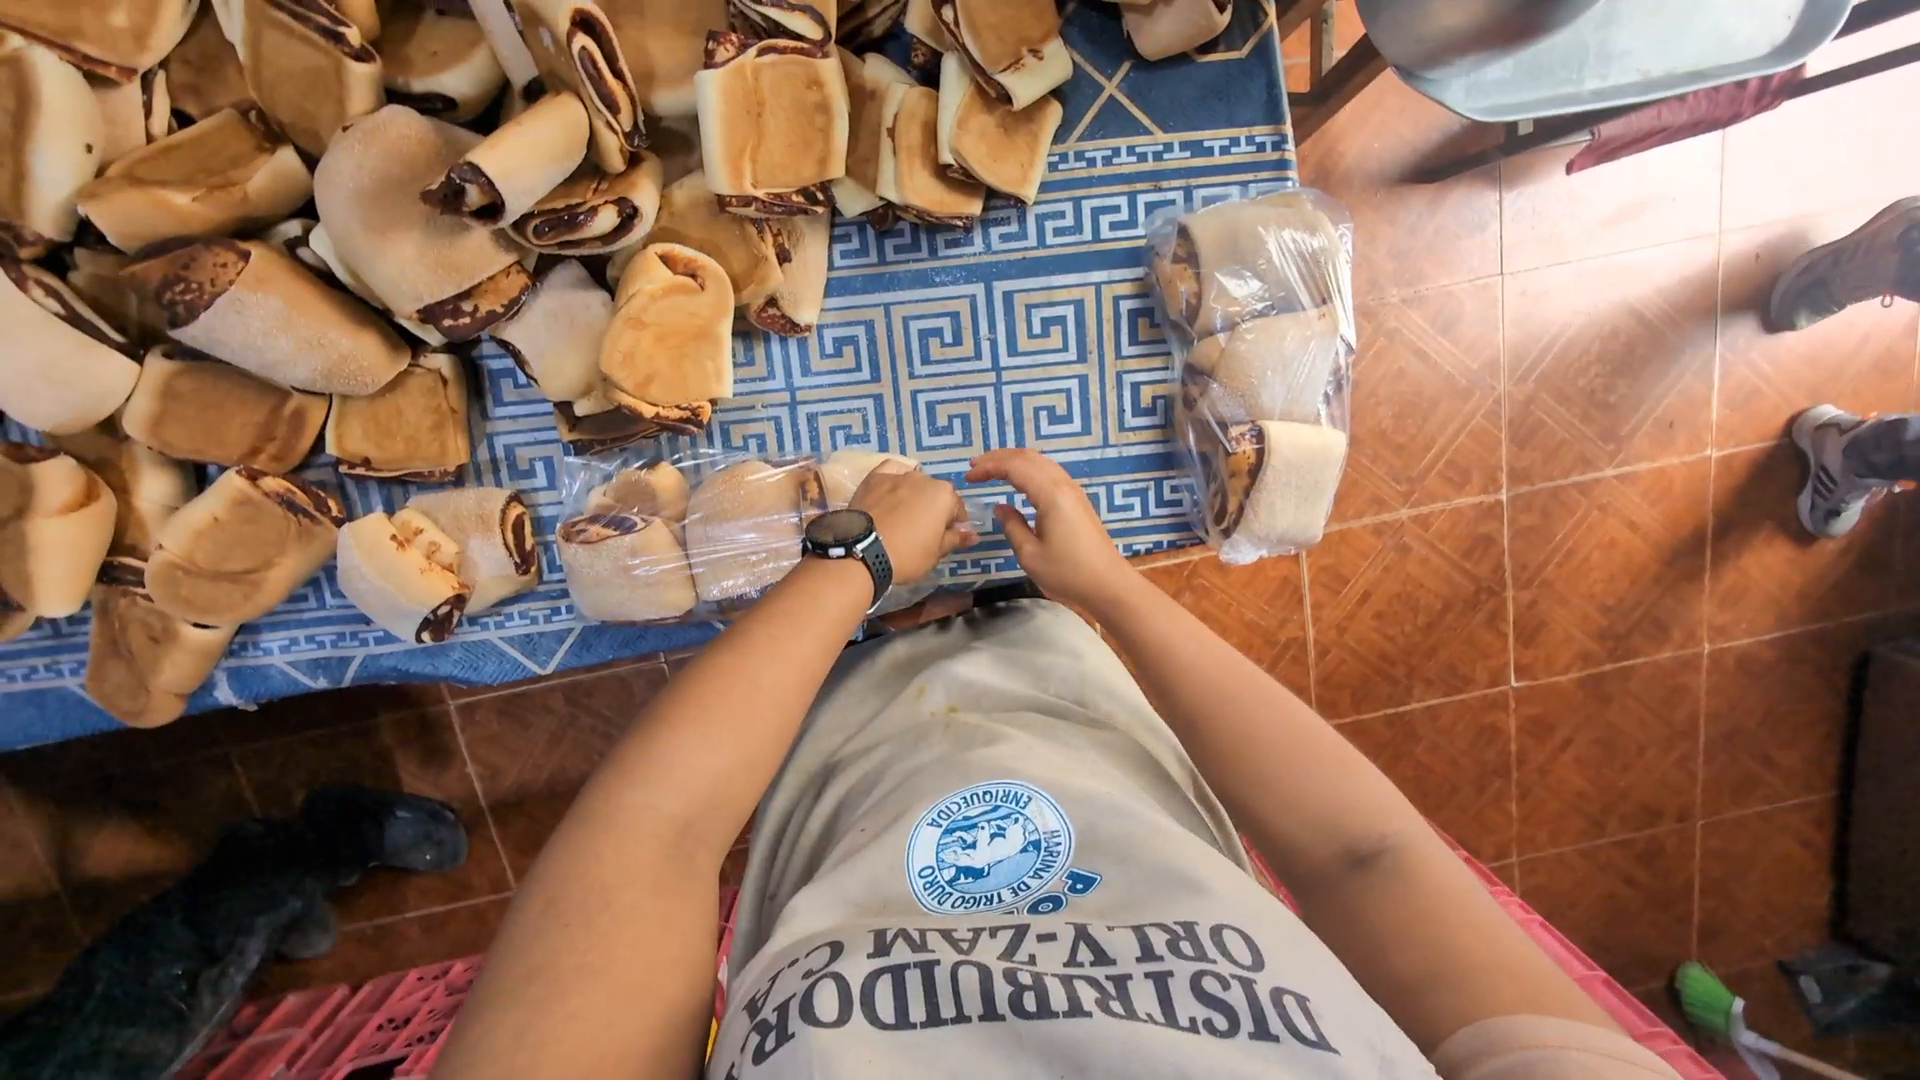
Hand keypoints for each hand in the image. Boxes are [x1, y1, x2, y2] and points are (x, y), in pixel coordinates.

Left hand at [847, 462, 976, 580]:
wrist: (862, 552)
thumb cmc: (907, 555)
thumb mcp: (936, 553)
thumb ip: (956, 539)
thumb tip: (973, 534)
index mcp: (945, 495)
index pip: (957, 509)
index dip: (953, 525)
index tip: (945, 537)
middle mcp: (924, 478)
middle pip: (935, 494)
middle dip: (933, 509)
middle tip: (922, 530)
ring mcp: (897, 475)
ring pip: (914, 483)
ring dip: (914, 495)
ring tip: (903, 514)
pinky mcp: (874, 478)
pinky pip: (891, 472)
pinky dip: (895, 479)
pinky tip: (891, 491)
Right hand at [965, 449, 1135, 615]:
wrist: (1108, 585)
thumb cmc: (1068, 573)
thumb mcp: (1030, 555)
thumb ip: (1012, 526)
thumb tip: (1000, 508)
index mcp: (1051, 495)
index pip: (1015, 466)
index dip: (989, 467)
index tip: (969, 477)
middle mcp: (1063, 485)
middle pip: (1028, 457)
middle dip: (999, 458)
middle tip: (975, 468)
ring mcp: (1073, 491)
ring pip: (1040, 462)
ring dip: (1014, 461)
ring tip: (991, 470)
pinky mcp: (1078, 500)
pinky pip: (1049, 473)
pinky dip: (1028, 470)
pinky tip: (1018, 481)